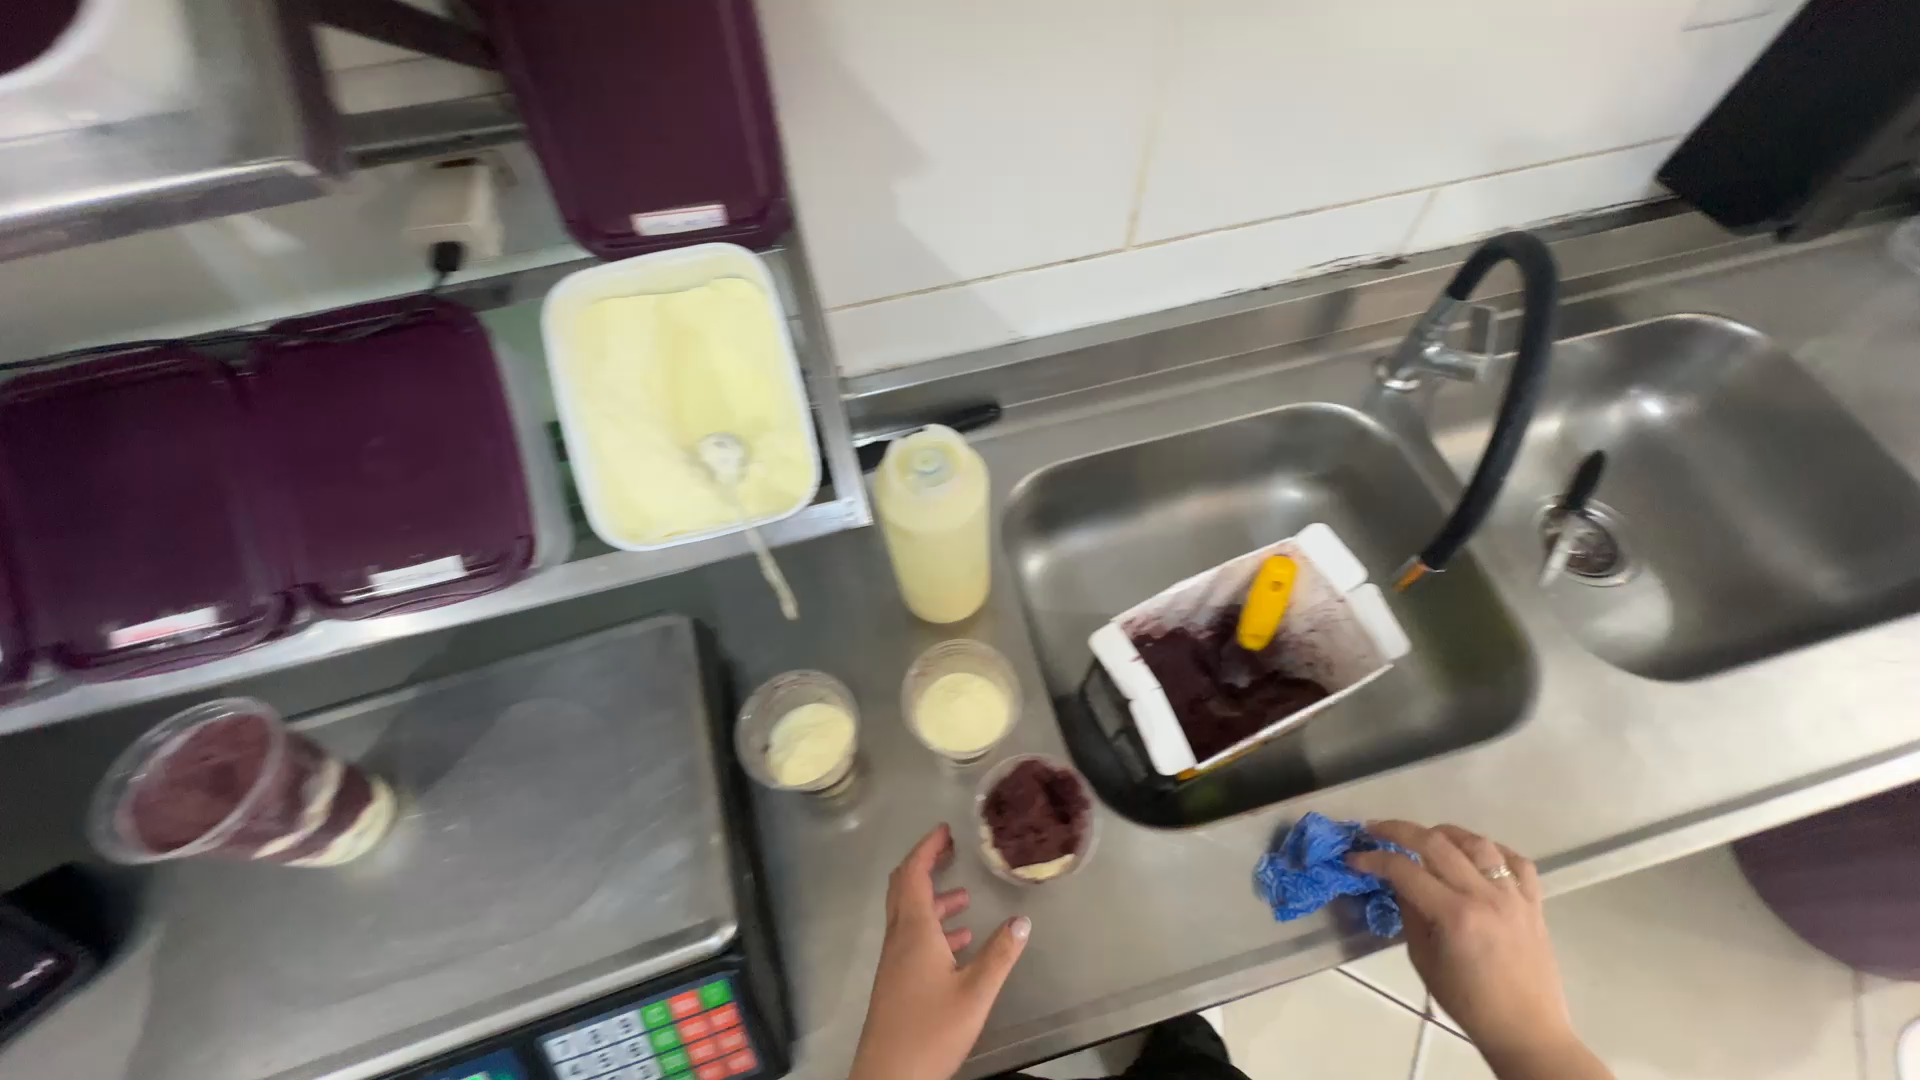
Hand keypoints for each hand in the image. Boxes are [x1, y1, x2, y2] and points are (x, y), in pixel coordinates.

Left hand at [849, 823, 1030, 1079]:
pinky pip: (912, 937)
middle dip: (925, 862)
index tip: (945, 829)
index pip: (914, 873)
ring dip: (933, 898)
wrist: (888, 1078)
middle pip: (904, 886)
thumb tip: (1023, 920)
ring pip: (909, 913)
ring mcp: (894, 959)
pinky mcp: (896, 979)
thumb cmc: (930, 1031)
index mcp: (914, 929)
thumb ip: (1000, 955)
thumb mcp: (975, 993)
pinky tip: (958, 941)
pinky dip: (932, 927)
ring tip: (964, 896)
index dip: (928, 847)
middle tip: (949, 849)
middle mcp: (899, 937)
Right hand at [1348, 822, 1610, 1079]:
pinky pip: (1516, 862)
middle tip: (1376, 830)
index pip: (1404, 869)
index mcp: (1455, 916)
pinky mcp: (1534, 904)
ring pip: (1477, 843)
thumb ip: (1410, 911)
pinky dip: (1492, 850)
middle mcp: (1486, 897)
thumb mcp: (1423, 958)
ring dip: (1445, 833)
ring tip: (1426, 839)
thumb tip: (1396, 879)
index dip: (1373, 859)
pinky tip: (1474, 855)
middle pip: (1436, 843)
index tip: (1354, 858)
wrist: (1527, 1031)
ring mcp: (1514, 898)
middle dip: (1398, 830)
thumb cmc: (1468, 1002)